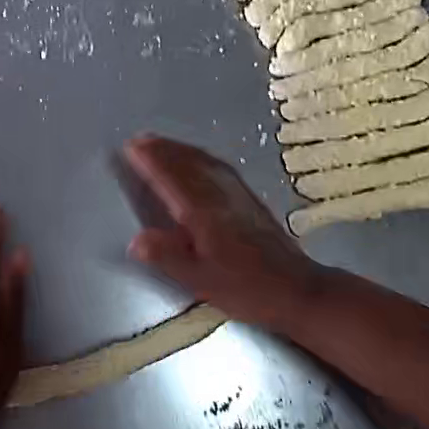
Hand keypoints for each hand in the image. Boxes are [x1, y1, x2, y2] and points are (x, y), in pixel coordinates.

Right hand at [123, 133, 324, 329]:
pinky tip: (198, 159)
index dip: (150, 162)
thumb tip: (137, 241)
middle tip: (140, 139)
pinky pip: (219, 167)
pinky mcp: (250, 198)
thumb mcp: (201, 281)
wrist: (297, 289)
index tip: (131, 148)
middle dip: (162, 149)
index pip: (171, 179)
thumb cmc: (246, 289)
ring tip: (161, 142)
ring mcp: (238, 194)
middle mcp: (221, 196)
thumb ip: (168, 258)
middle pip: (187, 164)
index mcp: (205, 214)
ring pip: (204, 162)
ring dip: (180, 149)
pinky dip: (200, 156)